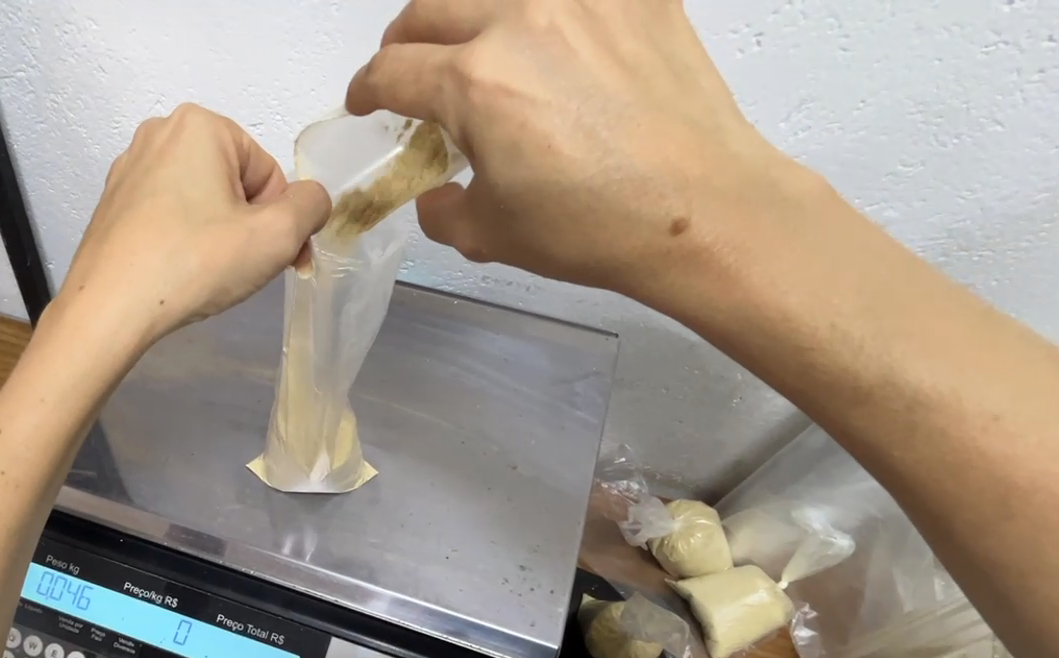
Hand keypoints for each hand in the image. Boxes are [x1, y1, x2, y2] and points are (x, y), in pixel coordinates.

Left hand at [55, 105, 329, 349]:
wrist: (111, 307)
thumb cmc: (195, 264)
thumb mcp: (277, 236)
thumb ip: (311, 207)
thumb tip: (312, 201)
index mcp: (200, 125)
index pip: (267, 173)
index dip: (280, 221)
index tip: (275, 260)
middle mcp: (159, 134)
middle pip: (232, 185)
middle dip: (246, 228)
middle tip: (240, 270)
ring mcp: (128, 170)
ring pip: (199, 204)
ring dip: (216, 238)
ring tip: (205, 276)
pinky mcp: (111, 206)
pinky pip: (166, 219)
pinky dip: (181, 244)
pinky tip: (176, 275)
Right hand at [346, 0, 810, 302]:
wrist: (695, 208)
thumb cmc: (583, 228)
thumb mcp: (487, 235)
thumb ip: (439, 209)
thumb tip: (435, 192)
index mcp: (473, 84)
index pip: (391, 72)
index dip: (364, 91)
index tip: (363, 105)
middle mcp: (519, 18)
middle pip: (428, 10)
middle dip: (401, 43)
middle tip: (405, 71)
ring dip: (460, 16)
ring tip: (468, 46)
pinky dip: (532, 13)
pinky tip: (544, 39)